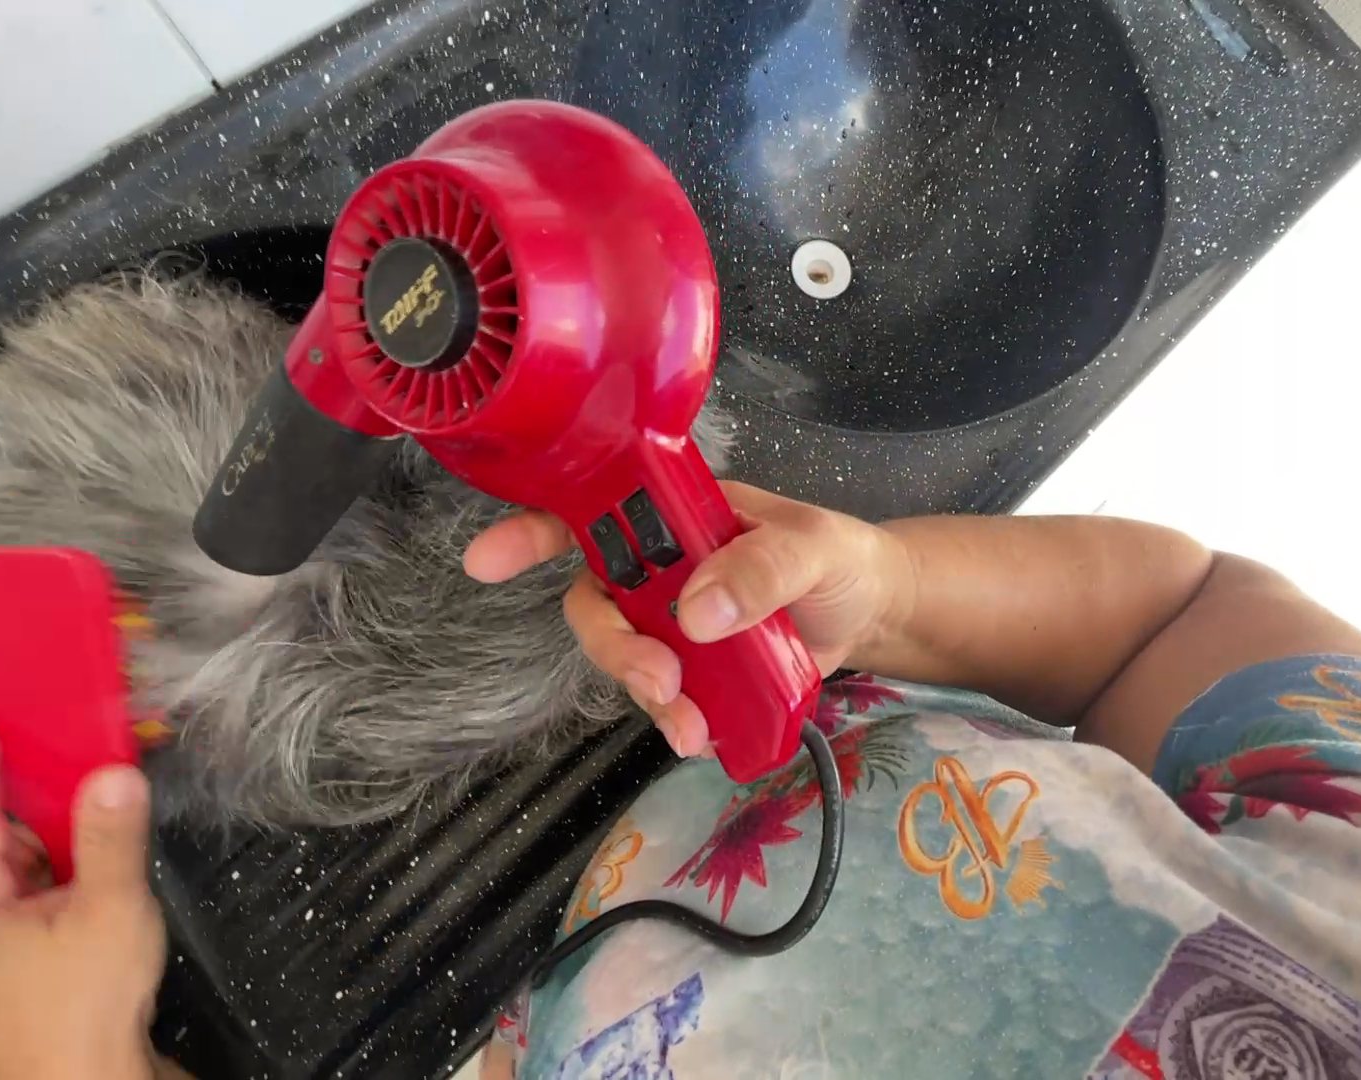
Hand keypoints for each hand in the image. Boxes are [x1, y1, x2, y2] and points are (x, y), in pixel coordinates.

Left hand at [0, 724, 167, 1079]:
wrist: (86, 1076)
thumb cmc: (85, 991)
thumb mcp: (108, 908)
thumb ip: (111, 839)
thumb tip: (114, 772)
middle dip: (21, 794)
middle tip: (57, 743)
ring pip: (19, 870)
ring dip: (50, 828)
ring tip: (86, 787)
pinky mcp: (23, 960)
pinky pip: (38, 891)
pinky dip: (63, 859)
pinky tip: (95, 850)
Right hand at [464, 482, 913, 755]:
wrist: (873, 613)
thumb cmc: (841, 560)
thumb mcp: (813, 549)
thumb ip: (762, 569)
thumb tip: (695, 612)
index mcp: (681, 515)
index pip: (595, 510)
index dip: (534, 531)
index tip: (486, 561)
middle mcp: (665, 565)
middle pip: (599, 601)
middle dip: (614, 646)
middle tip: (660, 681)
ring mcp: (678, 621)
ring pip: (627, 656)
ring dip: (647, 693)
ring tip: (691, 724)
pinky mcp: (700, 667)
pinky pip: (665, 695)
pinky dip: (675, 718)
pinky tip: (704, 735)